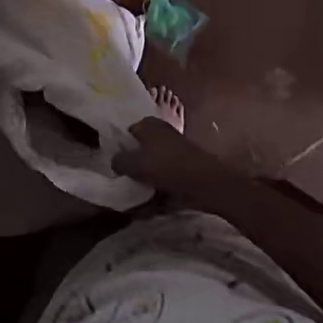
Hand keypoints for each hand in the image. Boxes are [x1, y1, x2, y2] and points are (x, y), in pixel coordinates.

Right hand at [112, 117, 240, 192]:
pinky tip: (154, 199)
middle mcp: (162, 131)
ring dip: (148, 175)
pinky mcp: (187, 165)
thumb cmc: (166, 166)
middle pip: (141, 147)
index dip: (119, 146)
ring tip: (139, 191)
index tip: (115, 163)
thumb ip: (118, 161)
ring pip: (154, 162)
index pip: (126, 132)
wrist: (206, 183)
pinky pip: (167, 174)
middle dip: (134, 161)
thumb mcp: (133, 164)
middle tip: (125, 177)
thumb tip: (115, 162)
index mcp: (147, 123)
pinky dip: (161, 184)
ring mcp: (176, 148)